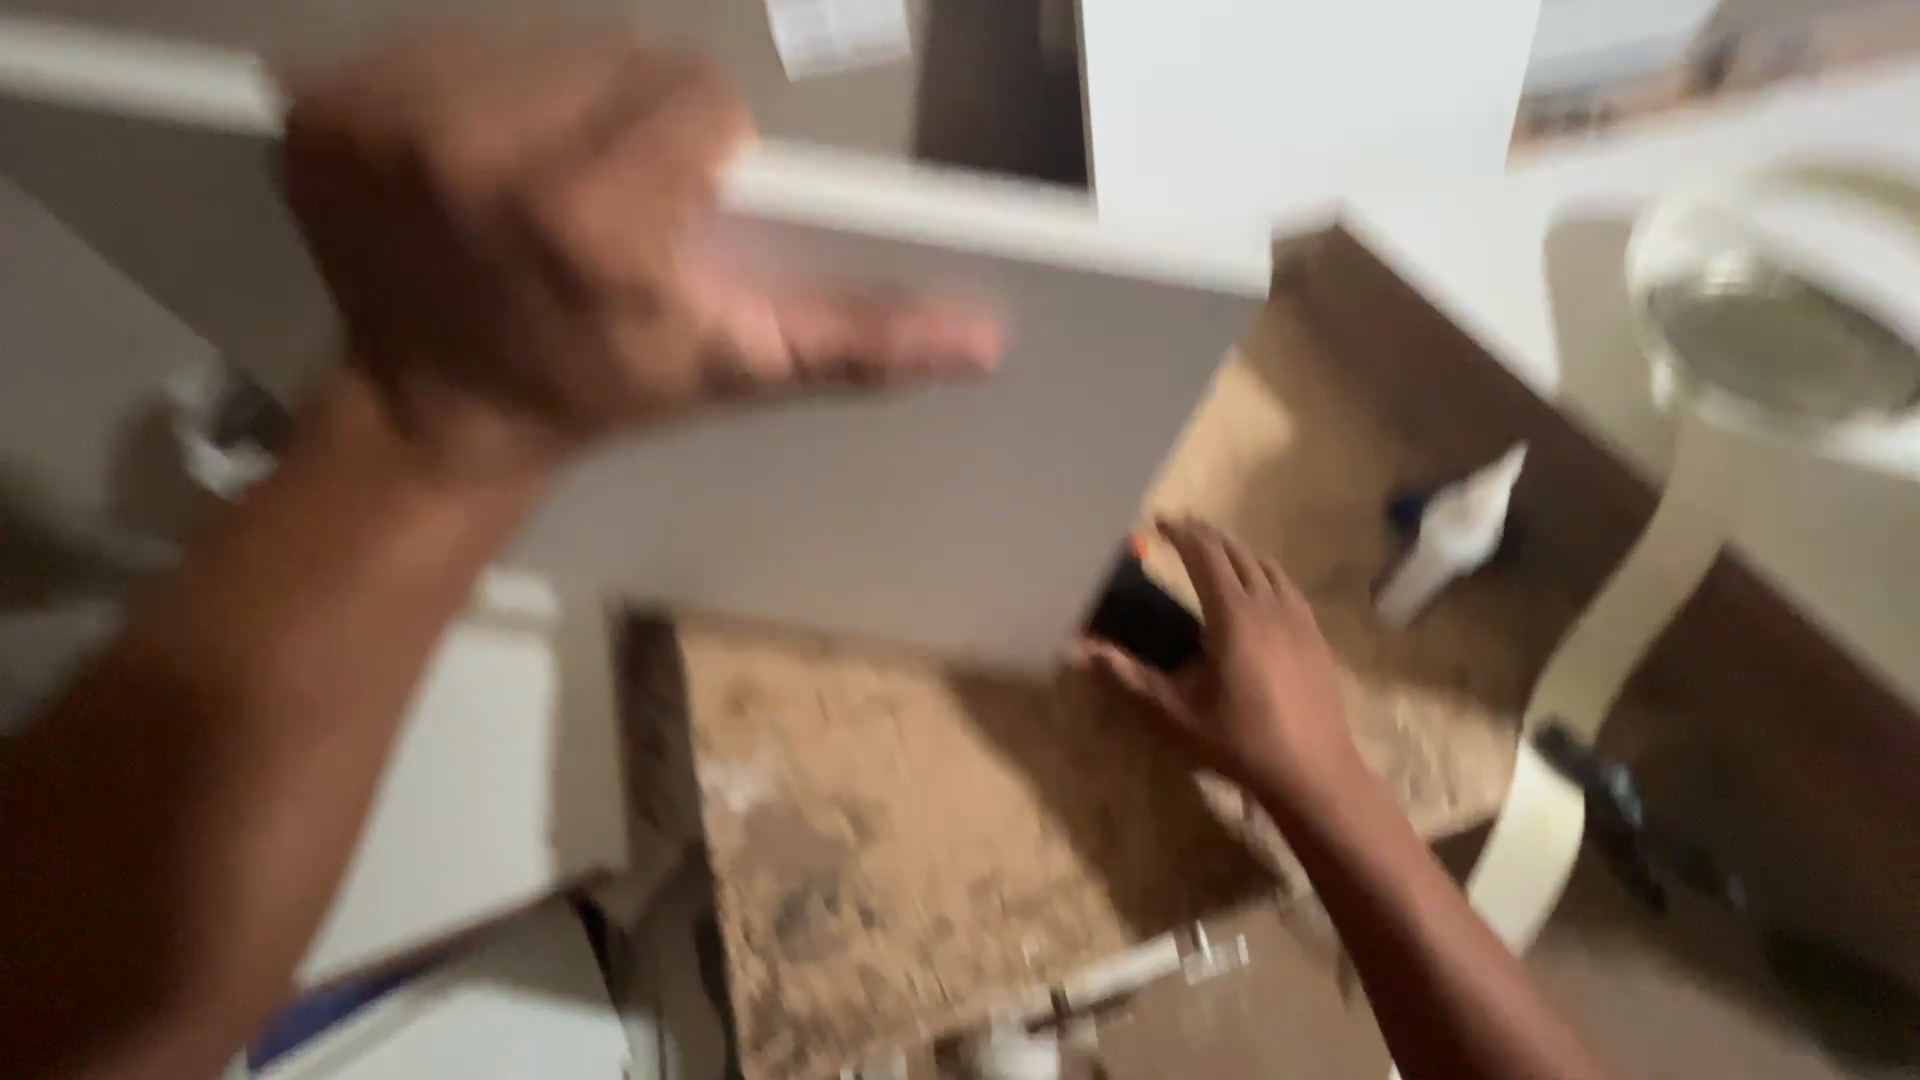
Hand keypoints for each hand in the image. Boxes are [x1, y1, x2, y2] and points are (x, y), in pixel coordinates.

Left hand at [281, 33, 1000, 478]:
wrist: (445, 409)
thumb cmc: (608, 389)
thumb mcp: (738, 368)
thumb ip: (855, 342)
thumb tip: (984, 337)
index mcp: (588, 225)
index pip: (695, 104)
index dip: (703, 160)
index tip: (678, 219)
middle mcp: (472, 155)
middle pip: (619, 64)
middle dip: (639, 130)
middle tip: (619, 206)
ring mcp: (383, 125)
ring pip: (539, 49)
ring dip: (567, 110)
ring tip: (552, 188)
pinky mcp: (320, 106)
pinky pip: (452, 51)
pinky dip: (487, 100)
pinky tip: (480, 173)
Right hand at [1076, 519, 1365, 809]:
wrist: (1313, 774)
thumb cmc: (1238, 741)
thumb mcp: (1173, 710)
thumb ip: (1125, 675)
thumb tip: (1075, 651)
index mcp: (1233, 616)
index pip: (1205, 556)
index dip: (1181, 534)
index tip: (1159, 523)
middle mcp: (1268, 605)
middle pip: (1236, 553)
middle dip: (1206, 535)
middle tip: (1179, 530)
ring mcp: (1298, 619)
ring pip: (1266, 565)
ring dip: (1236, 550)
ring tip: (1214, 551)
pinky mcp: (1316, 636)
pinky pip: (1287, 586)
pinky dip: (1264, 571)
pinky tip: (1258, 587)